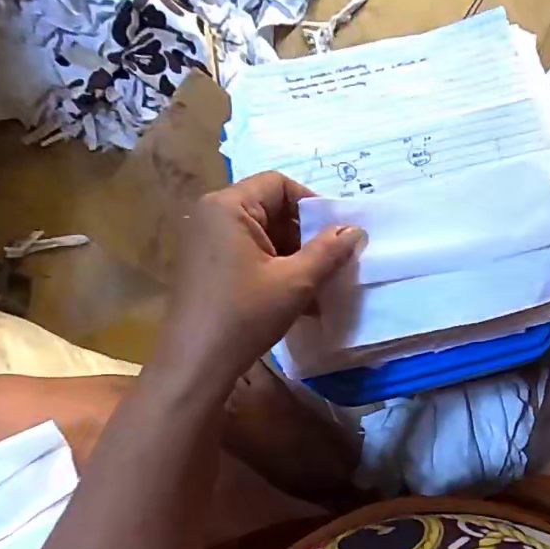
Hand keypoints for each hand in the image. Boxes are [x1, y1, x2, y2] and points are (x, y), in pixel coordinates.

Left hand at [154, 172, 363, 393]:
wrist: (195, 364)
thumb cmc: (244, 316)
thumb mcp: (295, 282)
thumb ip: (328, 251)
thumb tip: (354, 230)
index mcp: (227, 206)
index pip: (278, 184)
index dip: (312, 204)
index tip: (336, 234)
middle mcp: (210, 215)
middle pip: (269, 209)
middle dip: (304, 235)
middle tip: (330, 263)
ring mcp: (204, 242)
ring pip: (260, 236)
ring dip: (292, 257)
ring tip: (317, 287)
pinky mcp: (204, 266)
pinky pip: (245, 254)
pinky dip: (271, 269)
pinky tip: (295, 299)